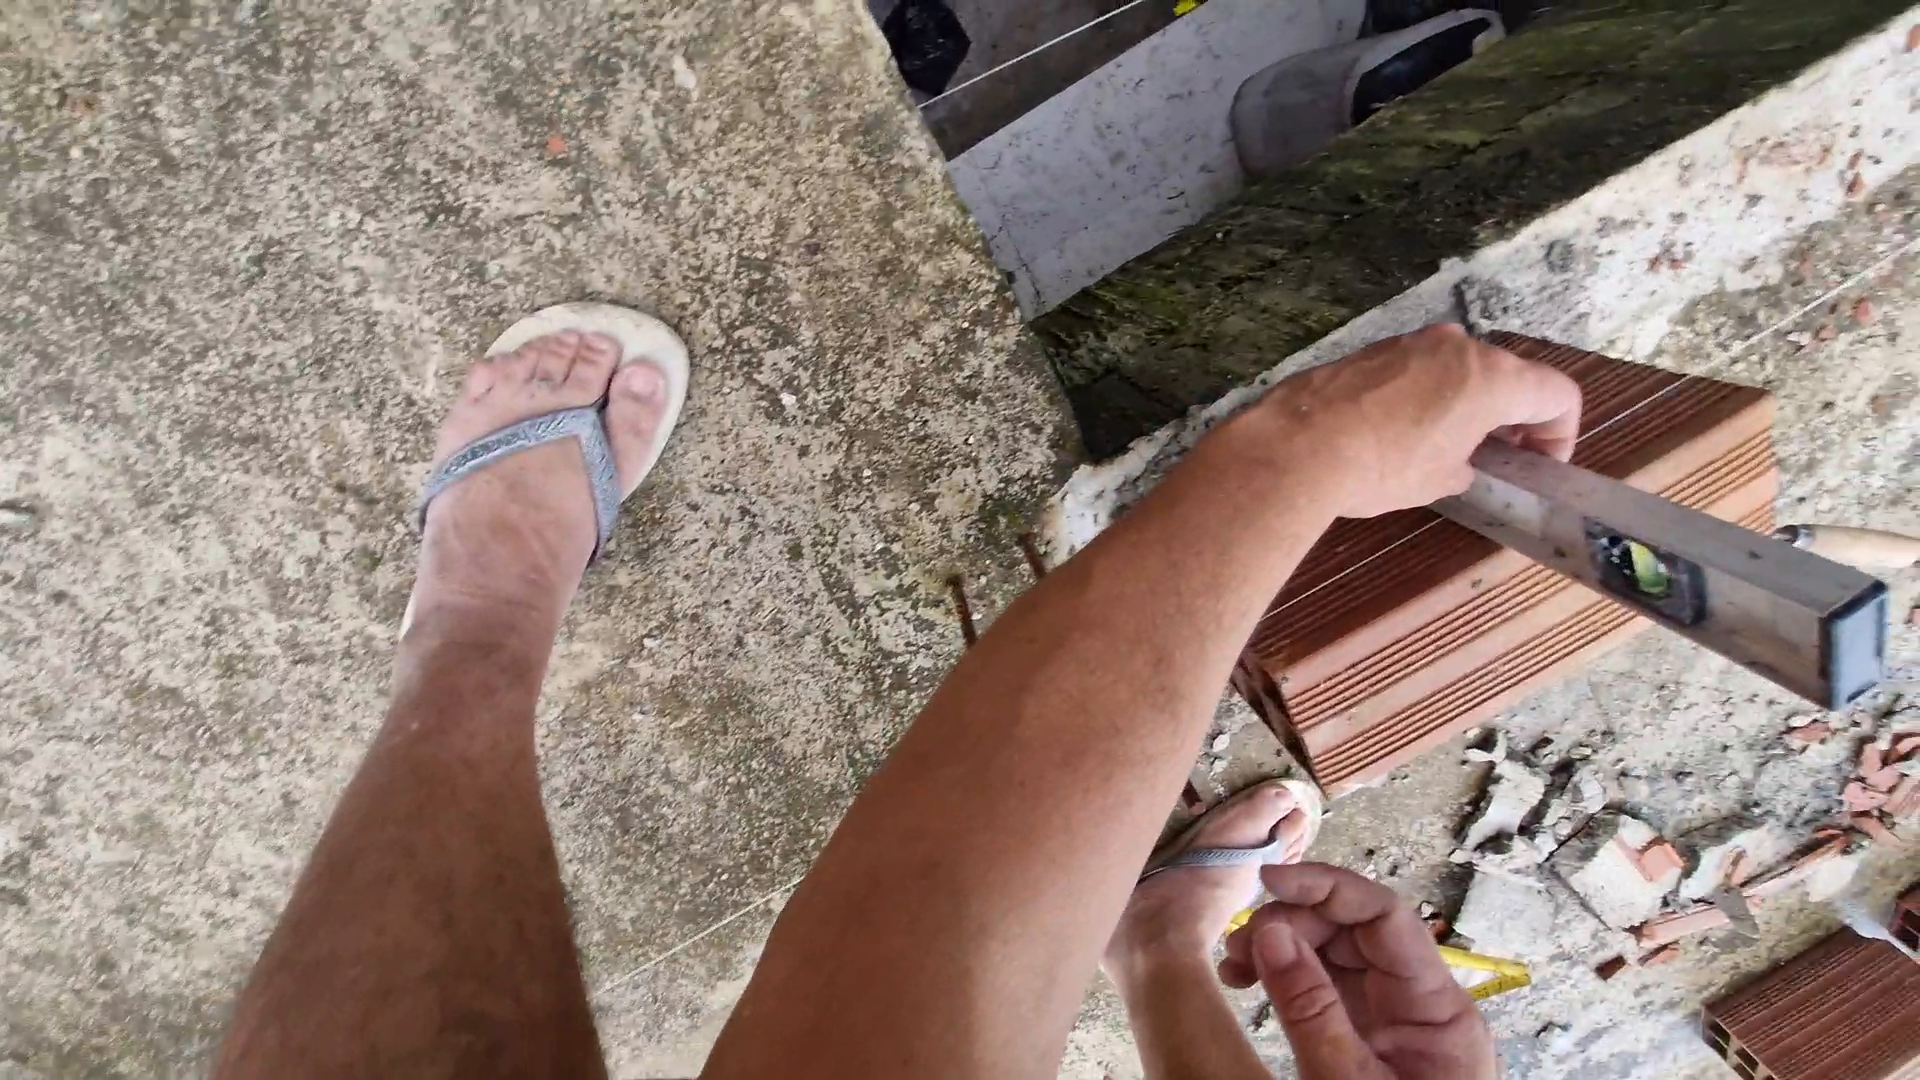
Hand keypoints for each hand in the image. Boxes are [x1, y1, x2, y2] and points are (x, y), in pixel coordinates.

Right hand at [1219, 863, 1493, 1079]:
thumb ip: (1310, 1009)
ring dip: (1277, 944)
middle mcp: (1417, 1001)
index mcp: (1439, 1010)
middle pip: (1350, 927)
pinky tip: (1247, 982)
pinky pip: (1319, 978)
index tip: (1267, 881)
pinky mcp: (1363, 1031)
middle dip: (1289, 923)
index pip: (1384, 916)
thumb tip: (1267, 930)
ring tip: (1234, 966)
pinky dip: (1280, 971)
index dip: (1326, 886)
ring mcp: (1389, 1015)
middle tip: (1239, 946)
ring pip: (1329, 947)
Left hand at [1249, 324, 1580, 518]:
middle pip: (1503, 376)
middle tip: (1492, 455)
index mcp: (1492, 376)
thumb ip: (1464, 465)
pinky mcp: (1362, 353)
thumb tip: (1459, 463)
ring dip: (1456, 402)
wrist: (1296, 446)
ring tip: (1436, 445)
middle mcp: (1454, 347)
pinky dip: (1413, 396)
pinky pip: (1405, 372)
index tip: (1539, 464)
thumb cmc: (1380, 467)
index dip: (1559, 433)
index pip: (1556, 394)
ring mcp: (1404, 344)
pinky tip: (1389, 430)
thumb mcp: (1438, 481)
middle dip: (1506, 416)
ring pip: (1450, 369)